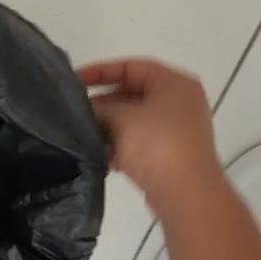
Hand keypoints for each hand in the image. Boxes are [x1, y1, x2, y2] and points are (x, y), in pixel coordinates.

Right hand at [80, 58, 224, 205]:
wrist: (185, 193)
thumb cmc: (157, 144)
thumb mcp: (122, 118)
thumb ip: (101, 109)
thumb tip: (87, 112)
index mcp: (174, 83)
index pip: (132, 67)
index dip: (101, 71)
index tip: (75, 81)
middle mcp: (179, 103)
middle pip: (133, 94)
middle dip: (104, 103)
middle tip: (76, 112)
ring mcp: (176, 131)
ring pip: (134, 121)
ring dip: (109, 127)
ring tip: (83, 135)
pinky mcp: (169, 155)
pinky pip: (139, 144)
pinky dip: (120, 147)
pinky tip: (99, 157)